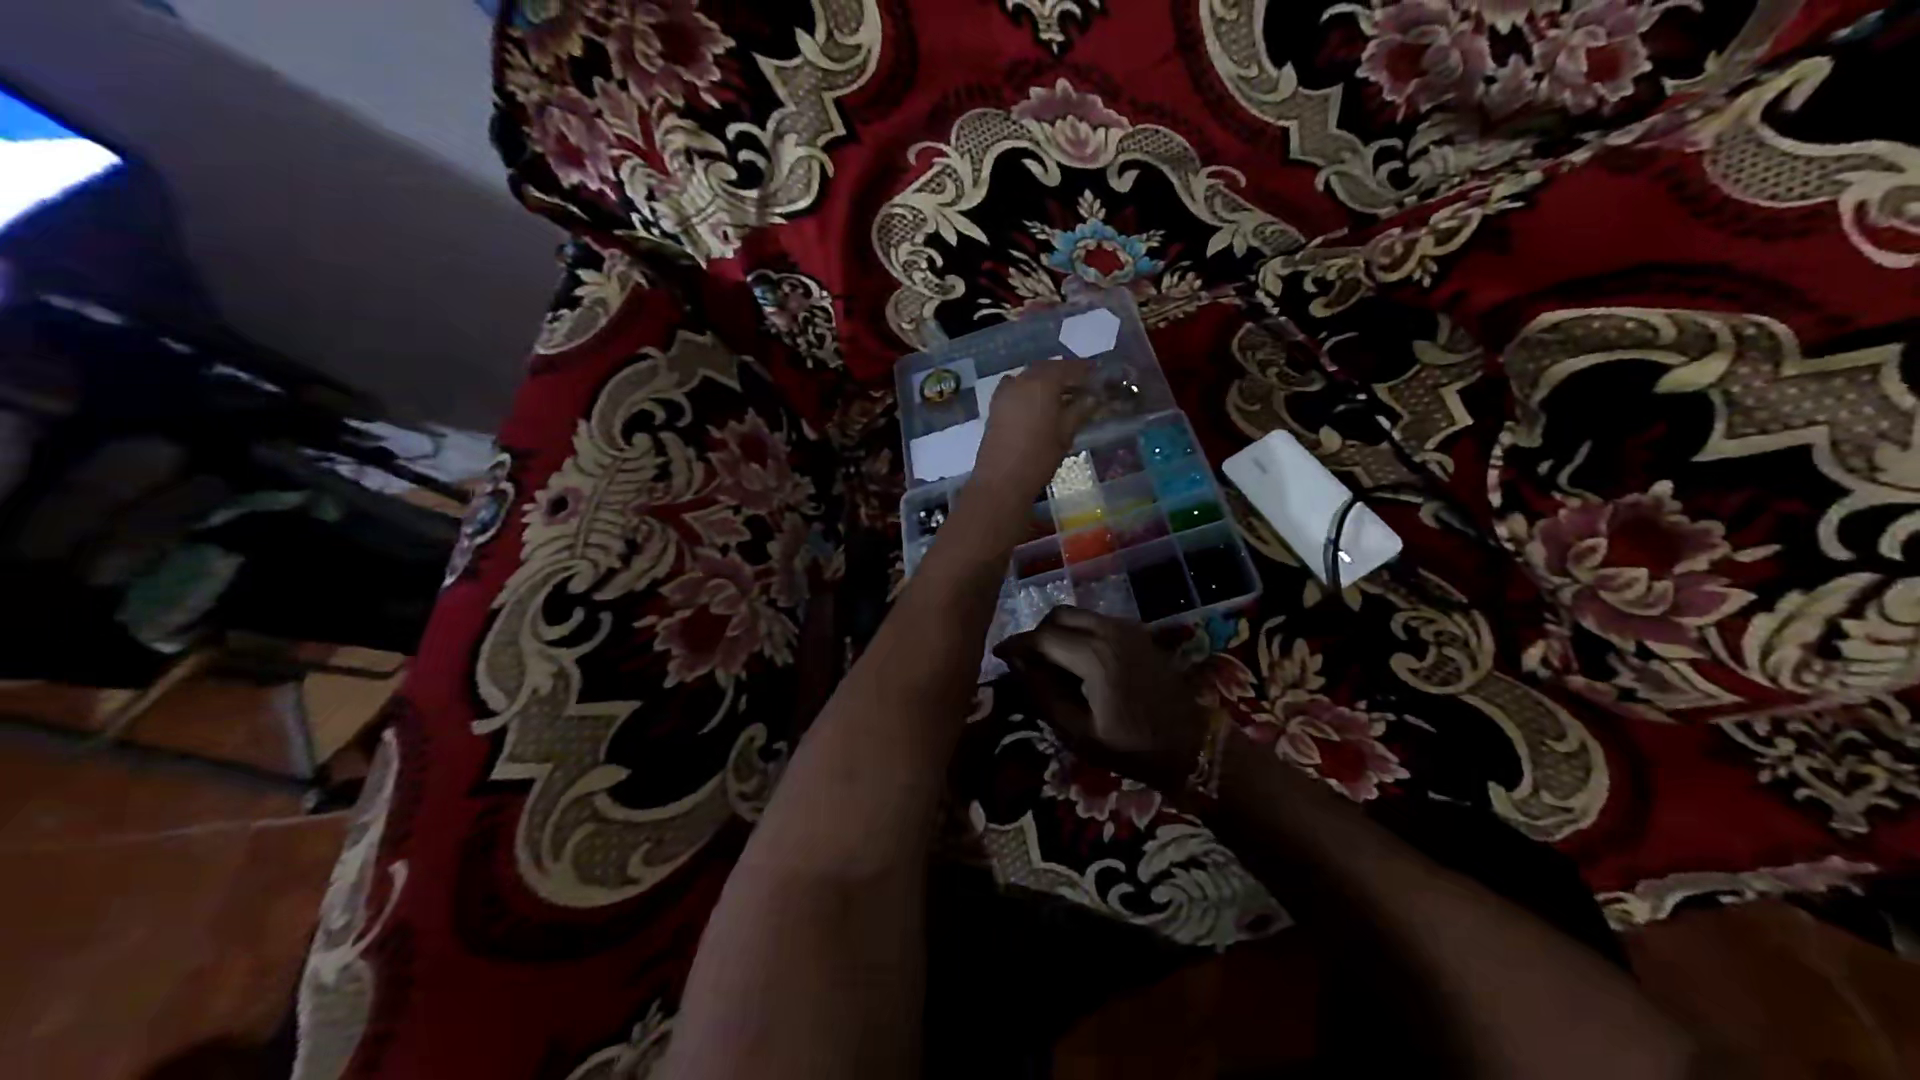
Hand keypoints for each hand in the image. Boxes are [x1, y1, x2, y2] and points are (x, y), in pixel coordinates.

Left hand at [966, 355, 1093, 509]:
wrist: (1002, 479)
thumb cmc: (1039, 457)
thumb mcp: (1065, 433)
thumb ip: (1079, 410)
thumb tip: (1093, 397)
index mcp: (1042, 382)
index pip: (1068, 367)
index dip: (1084, 369)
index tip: (1097, 372)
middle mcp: (1022, 380)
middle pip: (1047, 368)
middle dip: (1065, 373)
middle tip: (1082, 383)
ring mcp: (1005, 392)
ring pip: (1030, 377)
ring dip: (1046, 380)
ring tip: (1062, 394)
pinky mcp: (996, 405)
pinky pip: (1016, 387)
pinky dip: (1029, 389)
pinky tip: (1037, 402)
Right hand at [994, 607, 1211, 793]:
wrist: (1191, 745)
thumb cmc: (1132, 747)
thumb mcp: (1077, 732)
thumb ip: (1042, 694)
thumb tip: (1016, 665)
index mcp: (1094, 655)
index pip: (1041, 637)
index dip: (1015, 644)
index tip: (997, 655)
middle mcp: (1109, 630)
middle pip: (1058, 616)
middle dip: (1037, 634)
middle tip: (1025, 662)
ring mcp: (1127, 628)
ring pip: (1078, 615)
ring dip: (1058, 631)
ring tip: (1049, 663)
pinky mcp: (1138, 632)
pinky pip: (1096, 621)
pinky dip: (1078, 633)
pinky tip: (1077, 661)